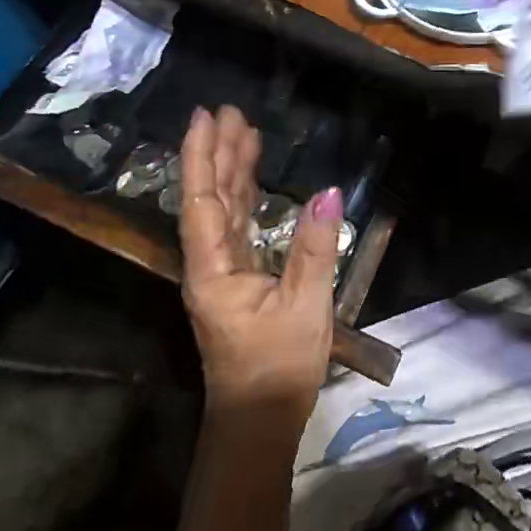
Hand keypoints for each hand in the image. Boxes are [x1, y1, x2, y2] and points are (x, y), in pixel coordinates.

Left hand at [179, 105, 340, 419]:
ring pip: (222, 210)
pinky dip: (243, 198)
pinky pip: (236, 227)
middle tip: (229, 112)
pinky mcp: (235, 279)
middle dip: (217, 153)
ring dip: (230, 171)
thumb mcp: (304, 307)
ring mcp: (219, 271)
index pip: (202, 200)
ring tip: (243, 132)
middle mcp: (207, 263)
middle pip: (208, 197)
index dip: (200, 156)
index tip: (205, 117)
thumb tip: (330, 194)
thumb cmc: (278, 366)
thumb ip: (313, 249)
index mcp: (211, 268)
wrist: (259, 418)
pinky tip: (252, 179)